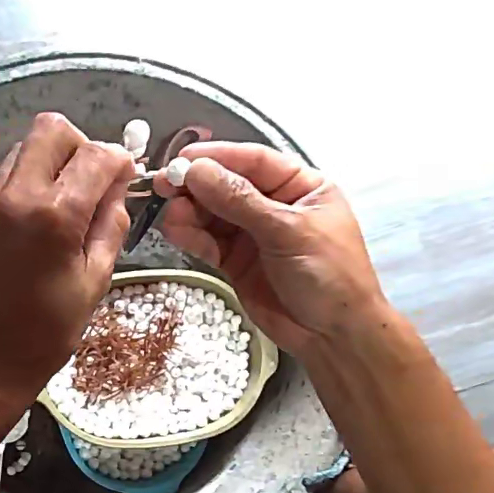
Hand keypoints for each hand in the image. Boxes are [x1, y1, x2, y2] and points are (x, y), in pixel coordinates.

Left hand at [0, 112, 131, 409]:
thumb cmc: (54, 327)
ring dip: (50, 164)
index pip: (95, 155)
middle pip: (51, 129)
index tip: (124, 179)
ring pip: (22, 149)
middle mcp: (15, 198)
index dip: (118, 161)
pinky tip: (34, 223)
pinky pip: (3, 180)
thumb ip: (111, 222)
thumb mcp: (97, 277)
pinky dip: (26, 186)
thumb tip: (117, 185)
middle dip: (79, 146)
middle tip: (89, 182)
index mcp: (54, 216)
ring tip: (62, 203)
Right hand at [154, 143, 382, 354]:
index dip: (217, 158)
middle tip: (162, 184)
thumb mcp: (287, 230)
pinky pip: (209, 243)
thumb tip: (198, 172)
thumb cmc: (329, 274)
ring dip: (189, 213)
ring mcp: (252, 235)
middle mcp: (273, 205)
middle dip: (195, 186)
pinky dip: (191, 237)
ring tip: (169, 215)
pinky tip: (174, 231)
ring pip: (212, 216)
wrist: (332, 334)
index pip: (253, 162)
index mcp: (299, 186)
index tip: (181, 160)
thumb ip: (240, 201)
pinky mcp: (235, 262)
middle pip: (226, 187)